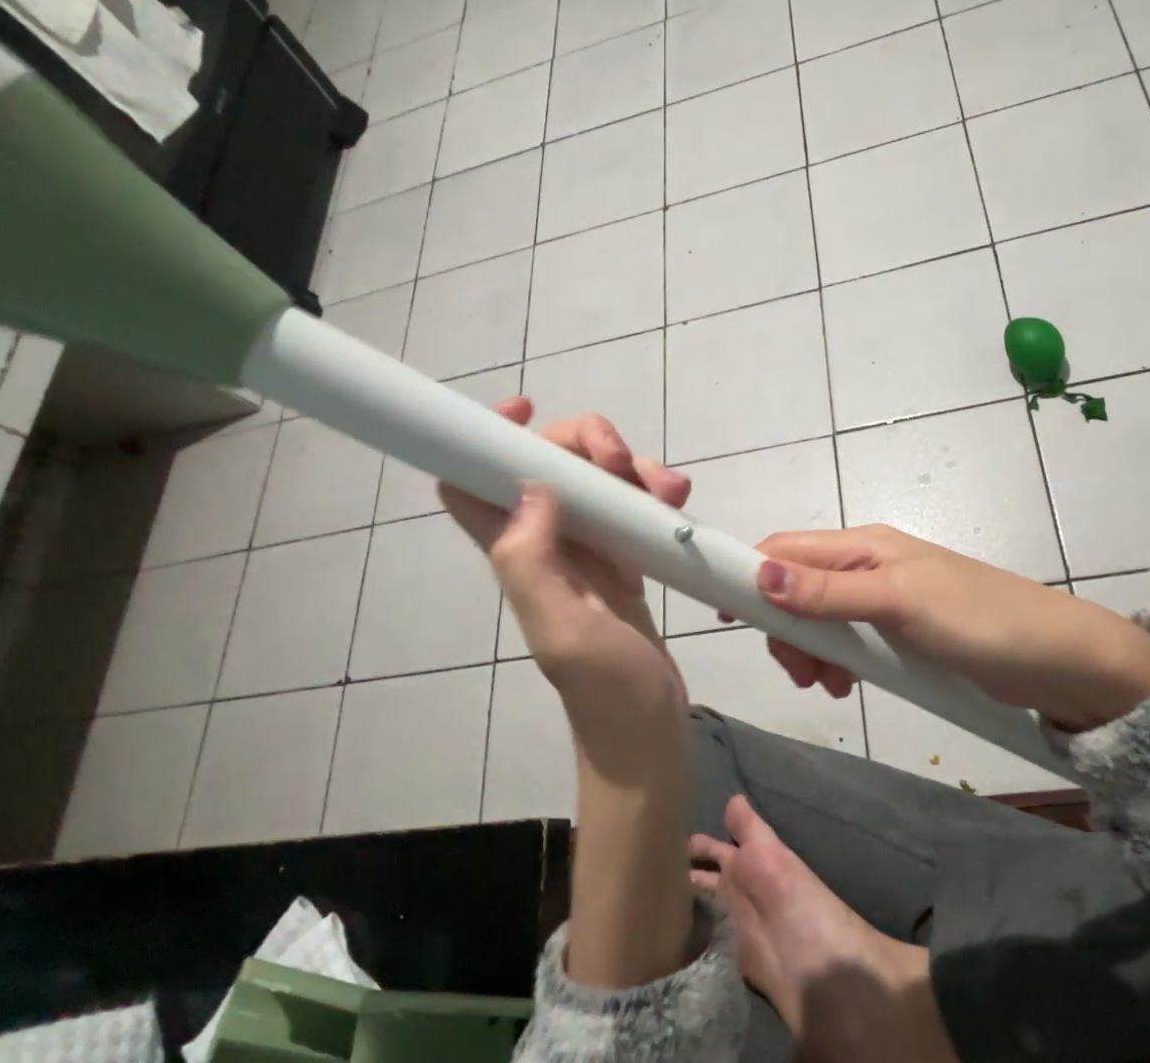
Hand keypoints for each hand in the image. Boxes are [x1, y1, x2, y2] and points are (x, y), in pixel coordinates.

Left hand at [443, 399, 700, 989]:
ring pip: (595, 481)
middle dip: (587, 444)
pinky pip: (630, 508)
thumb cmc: (607, 692)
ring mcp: (586, 553)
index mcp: (517, 556)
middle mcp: (544, 546)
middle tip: (627, 465)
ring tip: (673, 492)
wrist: (648, 737)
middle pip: (547, 464)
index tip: (529, 411)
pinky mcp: (624, 563)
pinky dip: (652, 496)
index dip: (483, 439)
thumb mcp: (563, 631)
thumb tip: (530, 484)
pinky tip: (679, 505)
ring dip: (631, 468)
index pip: (470, 482)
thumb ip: (531, 561)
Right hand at [751, 525, 1149, 731]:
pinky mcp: (901, 632)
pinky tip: (849, 686)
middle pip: (795, 588)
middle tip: (803, 673)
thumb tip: (759, 574)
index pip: (785, 549)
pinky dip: (837, 662)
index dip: (749, 577)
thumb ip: (829, 595)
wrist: (1060, 660)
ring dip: (810, 651)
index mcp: (864, 547)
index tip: (726, 620)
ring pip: (818, 619)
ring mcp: (885, 600)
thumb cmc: (981, 623)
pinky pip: (848, 641)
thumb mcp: (900, 605)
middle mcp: (868, 565)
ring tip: (832, 686)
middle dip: (785, 629)